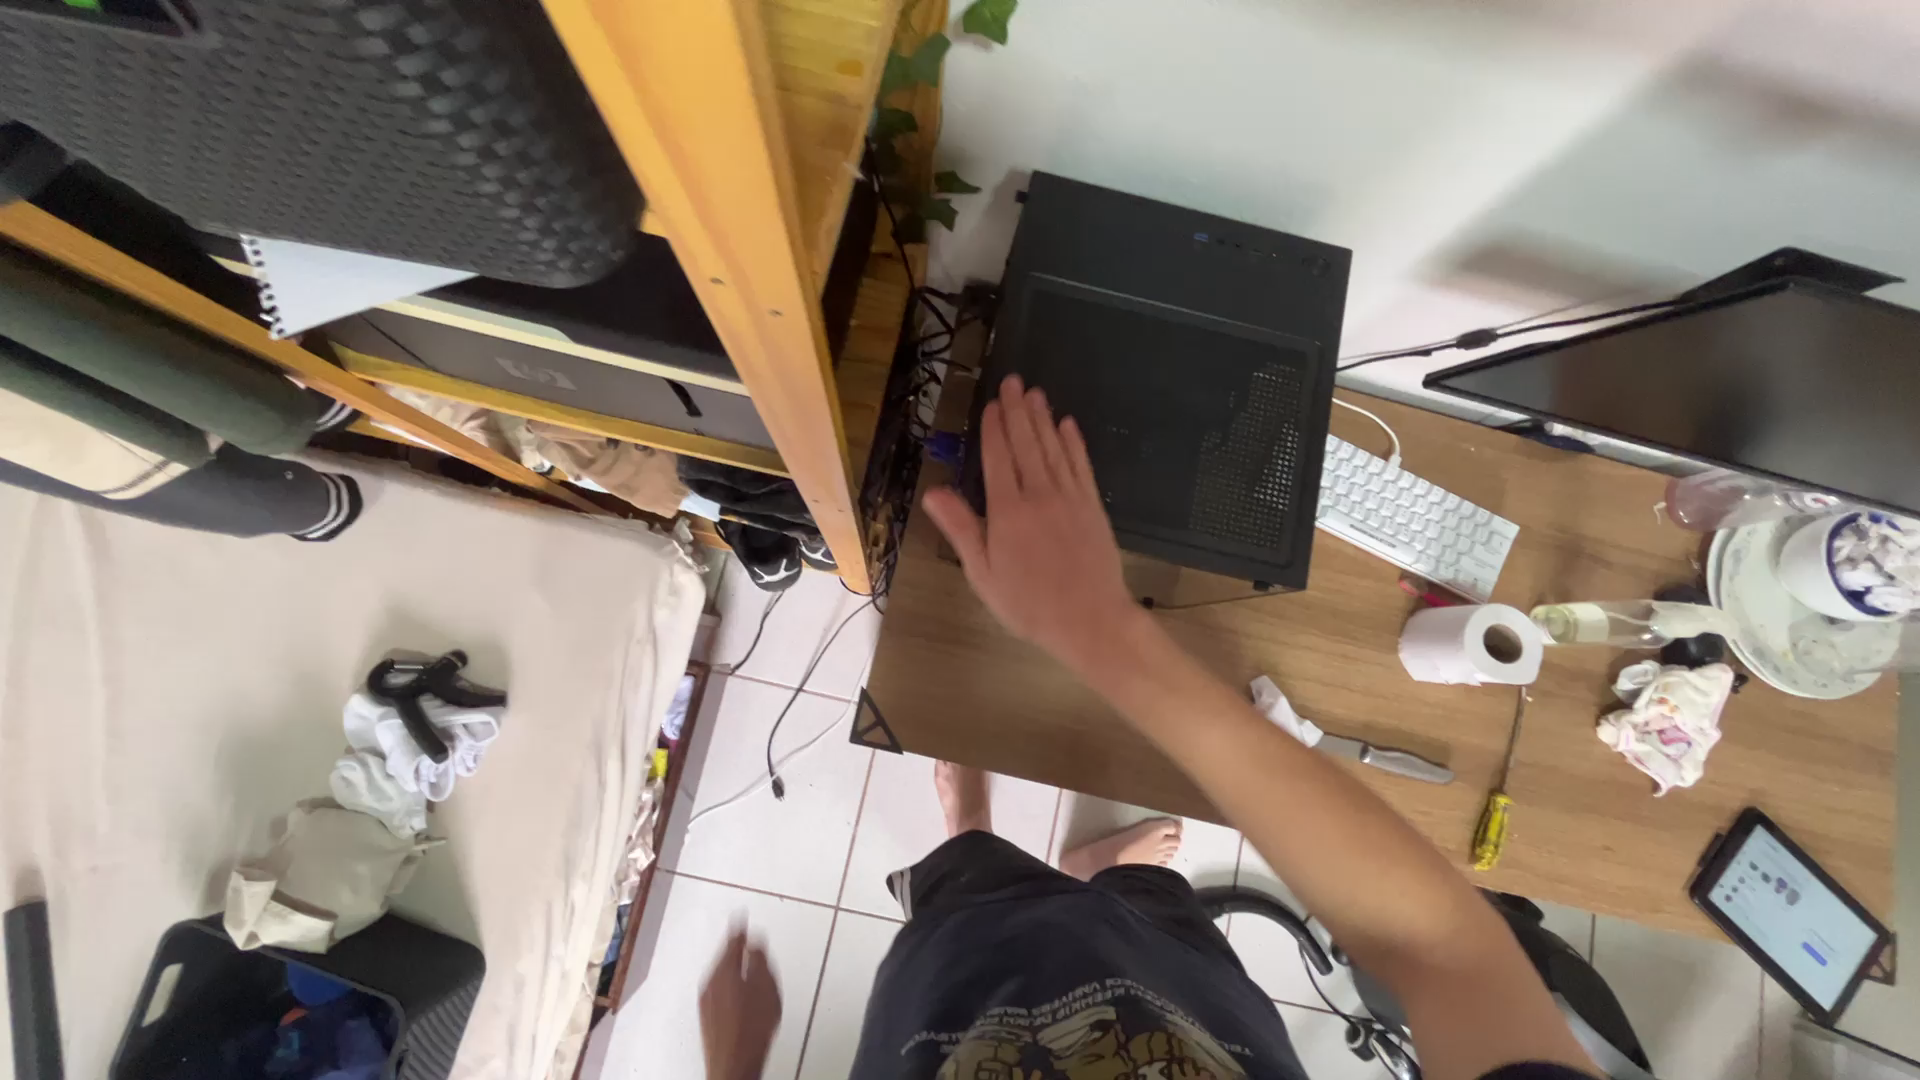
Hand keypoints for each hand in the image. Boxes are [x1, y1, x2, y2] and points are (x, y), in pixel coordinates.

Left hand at [699, 928, 782, 1079]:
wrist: (734, 1064)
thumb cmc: (753, 1026)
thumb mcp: (766, 984)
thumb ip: (761, 957)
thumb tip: (756, 940)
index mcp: (724, 969)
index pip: (732, 938)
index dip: (740, 924)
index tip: (741, 913)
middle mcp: (711, 981)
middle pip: (725, 956)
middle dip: (739, 949)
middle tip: (750, 941)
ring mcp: (707, 1000)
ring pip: (722, 974)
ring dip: (736, 968)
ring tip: (752, 970)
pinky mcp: (708, 1016)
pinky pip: (720, 990)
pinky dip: (731, 984)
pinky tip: (743, 994)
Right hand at [922, 375, 1145, 674]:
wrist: (1090, 620)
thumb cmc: (1028, 604)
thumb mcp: (983, 574)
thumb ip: (961, 529)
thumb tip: (934, 492)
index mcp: (1007, 512)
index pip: (997, 459)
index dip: (993, 429)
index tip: (990, 405)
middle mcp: (1039, 495)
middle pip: (1026, 444)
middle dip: (1017, 411)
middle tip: (1013, 382)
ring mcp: (1070, 498)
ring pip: (1053, 449)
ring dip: (1043, 419)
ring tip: (1035, 393)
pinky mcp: (1093, 506)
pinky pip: (1081, 466)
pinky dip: (1074, 443)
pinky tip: (1068, 425)